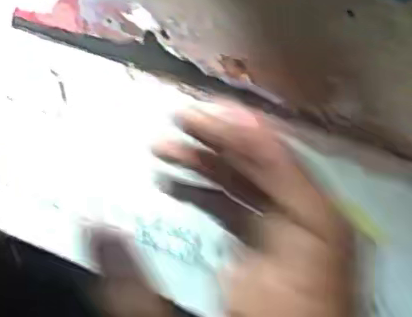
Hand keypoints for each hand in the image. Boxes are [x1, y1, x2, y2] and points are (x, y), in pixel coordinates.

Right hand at [138, 105, 357, 316]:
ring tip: (164, 151)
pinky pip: (268, 238)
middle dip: (234, 152)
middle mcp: (317, 292)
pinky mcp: (290, 304)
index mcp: (301, 301)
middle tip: (176, 121)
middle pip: (294, 204)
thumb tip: (95, 224)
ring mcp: (307, 298)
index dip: (273, 156)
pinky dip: (227, 205)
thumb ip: (135, 293)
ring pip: (280, 217)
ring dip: (224, 174)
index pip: (313, 214)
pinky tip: (182, 194)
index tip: (220, 114)